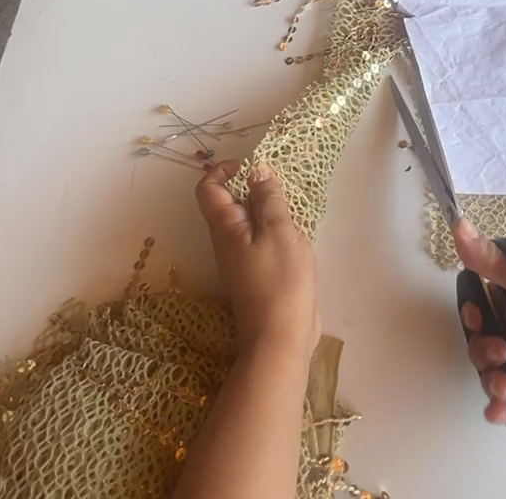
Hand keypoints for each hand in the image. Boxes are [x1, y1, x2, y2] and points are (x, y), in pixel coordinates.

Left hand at [195, 161, 319, 360]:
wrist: (281, 337)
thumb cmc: (280, 280)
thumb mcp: (279, 230)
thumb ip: (268, 199)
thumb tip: (256, 171)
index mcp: (225, 227)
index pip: (208, 188)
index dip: (224, 169)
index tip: (253, 167)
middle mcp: (226, 241)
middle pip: (230, 202)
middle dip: (254, 187)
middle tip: (282, 187)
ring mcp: (241, 258)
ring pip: (248, 221)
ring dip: (268, 208)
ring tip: (293, 210)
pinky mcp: (257, 272)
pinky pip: (260, 239)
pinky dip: (276, 229)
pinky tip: (298, 234)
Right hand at [454, 219, 505, 425]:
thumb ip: (493, 261)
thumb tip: (456, 223)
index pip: (483, 306)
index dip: (473, 317)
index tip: (475, 321)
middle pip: (487, 342)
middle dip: (483, 353)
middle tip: (499, 355)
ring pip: (501, 372)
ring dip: (493, 381)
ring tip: (504, 387)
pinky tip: (500, 413)